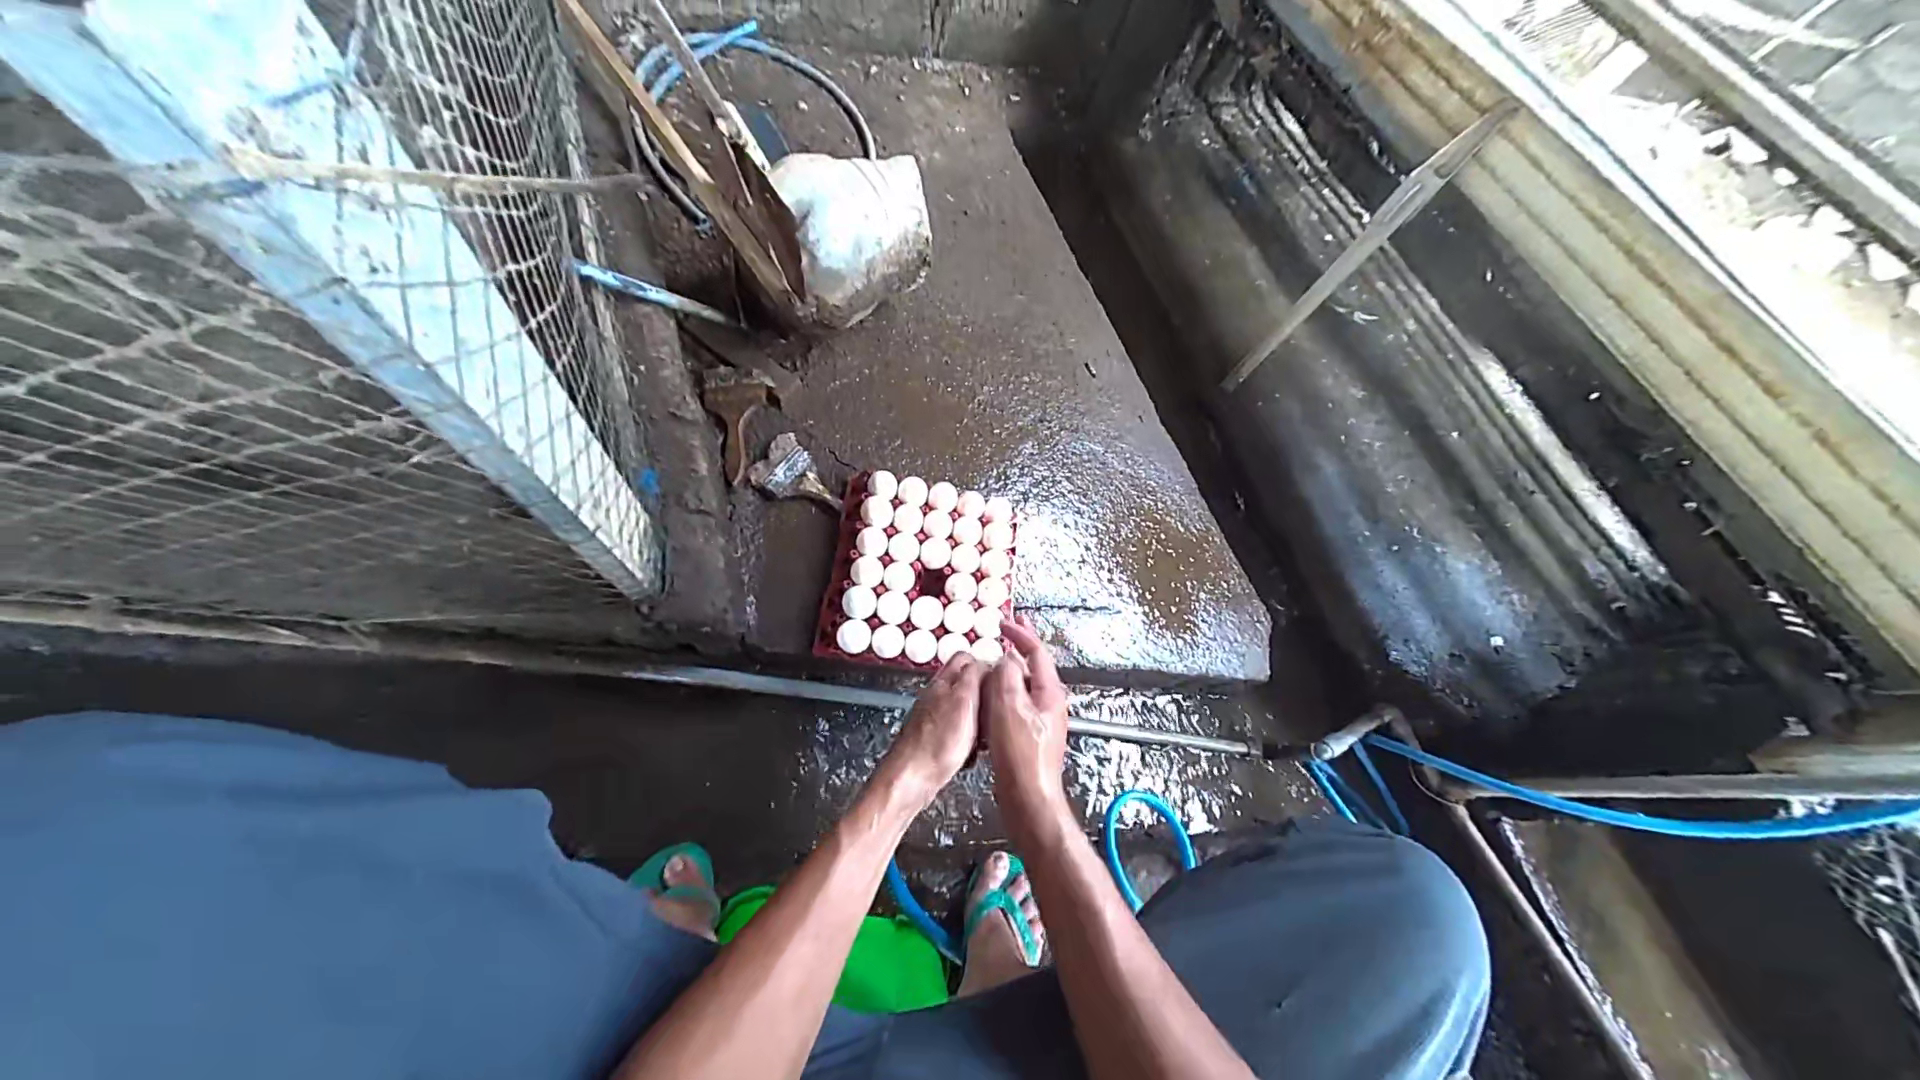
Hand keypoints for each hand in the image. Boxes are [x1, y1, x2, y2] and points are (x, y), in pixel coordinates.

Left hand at [871, 654, 986, 810]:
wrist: (911, 780)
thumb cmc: (936, 744)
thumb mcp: (964, 701)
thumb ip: (974, 676)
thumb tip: (986, 661)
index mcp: (944, 682)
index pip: (966, 659)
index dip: (987, 666)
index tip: (1003, 682)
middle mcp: (937, 697)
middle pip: (967, 685)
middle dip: (986, 697)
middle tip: (998, 711)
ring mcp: (935, 719)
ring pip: (965, 710)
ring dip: (979, 721)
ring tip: (987, 734)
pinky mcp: (936, 740)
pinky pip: (960, 733)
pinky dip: (970, 740)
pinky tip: (973, 752)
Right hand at [982, 616, 1070, 838]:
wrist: (1028, 800)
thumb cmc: (1021, 756)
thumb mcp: (1009, 706)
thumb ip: (1007, 676)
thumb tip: (1005, 660)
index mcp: (1049, 693)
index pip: (1037, 652)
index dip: (1020, 634)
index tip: (1003, 623)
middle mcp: (1048, 704)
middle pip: (1032, 667)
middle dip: (1018, 648)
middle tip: (1006, 631)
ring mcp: (1039, 722)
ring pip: (1020, 688)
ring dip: (1006, 672)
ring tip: (989, 663)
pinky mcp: (1027, 738)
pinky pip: (1012, 707)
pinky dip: (1000, 696)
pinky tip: (985, 701)